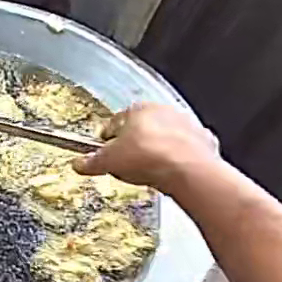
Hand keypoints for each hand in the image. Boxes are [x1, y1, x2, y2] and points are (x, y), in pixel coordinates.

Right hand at [76, 102, 223, 193]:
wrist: (187, 171)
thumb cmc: (147, 158)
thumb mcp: (106, 162)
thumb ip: (90, 162)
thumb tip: (79, 163)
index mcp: (137, 110)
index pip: (114, 123)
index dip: (106, 140)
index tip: (102, 151)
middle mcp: (163, 111)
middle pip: (141, 128)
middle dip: (132, 144)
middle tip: (123, 163)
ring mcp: (185, 124)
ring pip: (163, 137)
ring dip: (155, 150)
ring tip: (145, 171)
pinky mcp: (203, 140)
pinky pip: (184, 149)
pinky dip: (176, 158)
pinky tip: (167, 172)